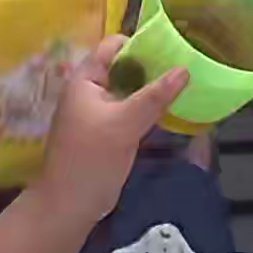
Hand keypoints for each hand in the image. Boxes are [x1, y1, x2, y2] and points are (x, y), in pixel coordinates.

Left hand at [34, 35, 187, 222]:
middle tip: (181, 63)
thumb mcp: (126, 124)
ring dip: (150, 85)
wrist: (67, 211)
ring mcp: (97, 110)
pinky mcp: (105, 129)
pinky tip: (168, 106)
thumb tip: (185, 69)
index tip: (169, 47)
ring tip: (180, 81)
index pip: (114, 45)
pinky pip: (128, 106)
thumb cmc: (91, 160)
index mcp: (85, 79)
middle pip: (123, 64)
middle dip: (150, 64)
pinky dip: (145, 104)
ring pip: (128, 86)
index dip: (140, 42)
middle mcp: (89, 89)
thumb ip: (155, 96)